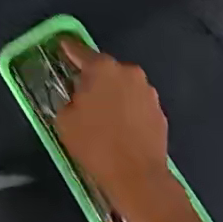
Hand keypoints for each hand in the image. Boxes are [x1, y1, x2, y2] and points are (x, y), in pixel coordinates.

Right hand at [53, 38, 187, 221]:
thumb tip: (77, 97)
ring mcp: (148, 91)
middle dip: (94, 79)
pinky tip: (120, 129)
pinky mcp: (159, 111)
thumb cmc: (95, 145)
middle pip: (105, 70)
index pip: (81, 52)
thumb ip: (69, 100)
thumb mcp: (65, 121)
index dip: (69, 49)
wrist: (137, 176)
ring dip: (113, 95)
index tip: (63, 45)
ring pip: (123, 87)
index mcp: (102, 69)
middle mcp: (128, 72)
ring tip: (103, 118)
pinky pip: (136, 104)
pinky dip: (127, 111)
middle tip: (81, 96)